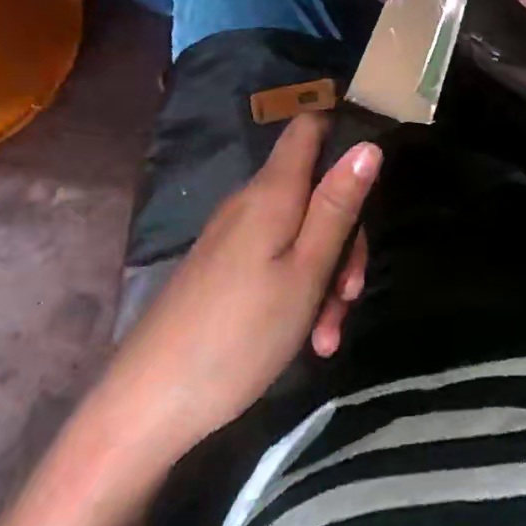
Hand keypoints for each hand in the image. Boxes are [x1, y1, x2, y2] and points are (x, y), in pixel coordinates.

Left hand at [96, 113, 379, 461]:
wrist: (154, 397)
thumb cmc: (242, 332)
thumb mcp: (306, 271)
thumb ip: (337, 206)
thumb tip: (368, 144)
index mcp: (271, 192)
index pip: (308, 128)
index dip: (343, 135)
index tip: (372, 177)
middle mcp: (250, 202)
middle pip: (314, 192)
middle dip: (344, 238)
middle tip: (352, 294)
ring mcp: (234, 235)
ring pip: (300, 235)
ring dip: (325, 277)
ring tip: (327, 336)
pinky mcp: (225, 267)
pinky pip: (276, 261)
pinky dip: (299, 291)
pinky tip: (309, 340)